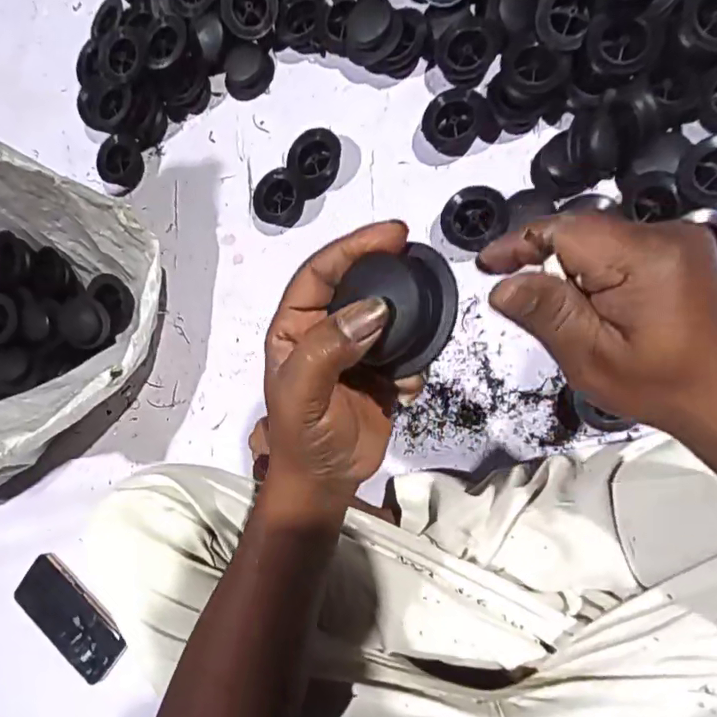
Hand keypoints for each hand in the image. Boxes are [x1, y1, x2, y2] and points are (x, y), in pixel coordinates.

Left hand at [255, 221, 412, 516]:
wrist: (326, 481)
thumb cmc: (303, 439)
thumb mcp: (302, 393)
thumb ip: (328, 348)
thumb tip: (373, 311)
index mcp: (295, 329)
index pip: (320, 274)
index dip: (352, 248)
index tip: (391, 234)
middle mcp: (325, 333)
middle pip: (357, 287)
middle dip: (386, 273)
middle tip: (416, 263)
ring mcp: (356, 354)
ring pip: (387, 319)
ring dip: (407, 323)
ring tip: (421, 330)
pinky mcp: (381, 376)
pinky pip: (405, 355)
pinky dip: (413, 365)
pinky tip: (405, 387)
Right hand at [476, 212, 716, 432]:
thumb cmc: (667, 385)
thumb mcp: (591, 356)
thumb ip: (547, 314)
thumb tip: (506, 286)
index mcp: (644, 258)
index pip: (564, 229)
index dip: (519, 244)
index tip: (489, 262)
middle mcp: (666, 238)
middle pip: (580, 231)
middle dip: (542, 260)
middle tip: (513, 294)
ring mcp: (677, 242)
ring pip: (597, 240)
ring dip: (567, 269)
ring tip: (559, 314)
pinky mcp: (678, 254)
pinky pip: (619, 250)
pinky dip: (593, 273)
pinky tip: (589, 308)